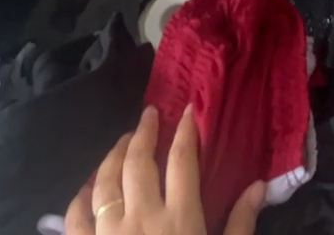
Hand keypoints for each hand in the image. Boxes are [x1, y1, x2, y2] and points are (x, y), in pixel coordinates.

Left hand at [67, 106, 264, 234]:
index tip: (188, 110)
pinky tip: (87, 189)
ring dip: (111, 157)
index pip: (182, 159)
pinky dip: (80, 196)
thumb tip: (259, 184)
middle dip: (143, 132)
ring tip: (121, 144)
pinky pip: (74, 218)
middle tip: (149, 115)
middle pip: (137, 162)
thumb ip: (241, 224)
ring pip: (103, 183)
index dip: (186, 129)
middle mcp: (141, 220)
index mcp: (180, 219)